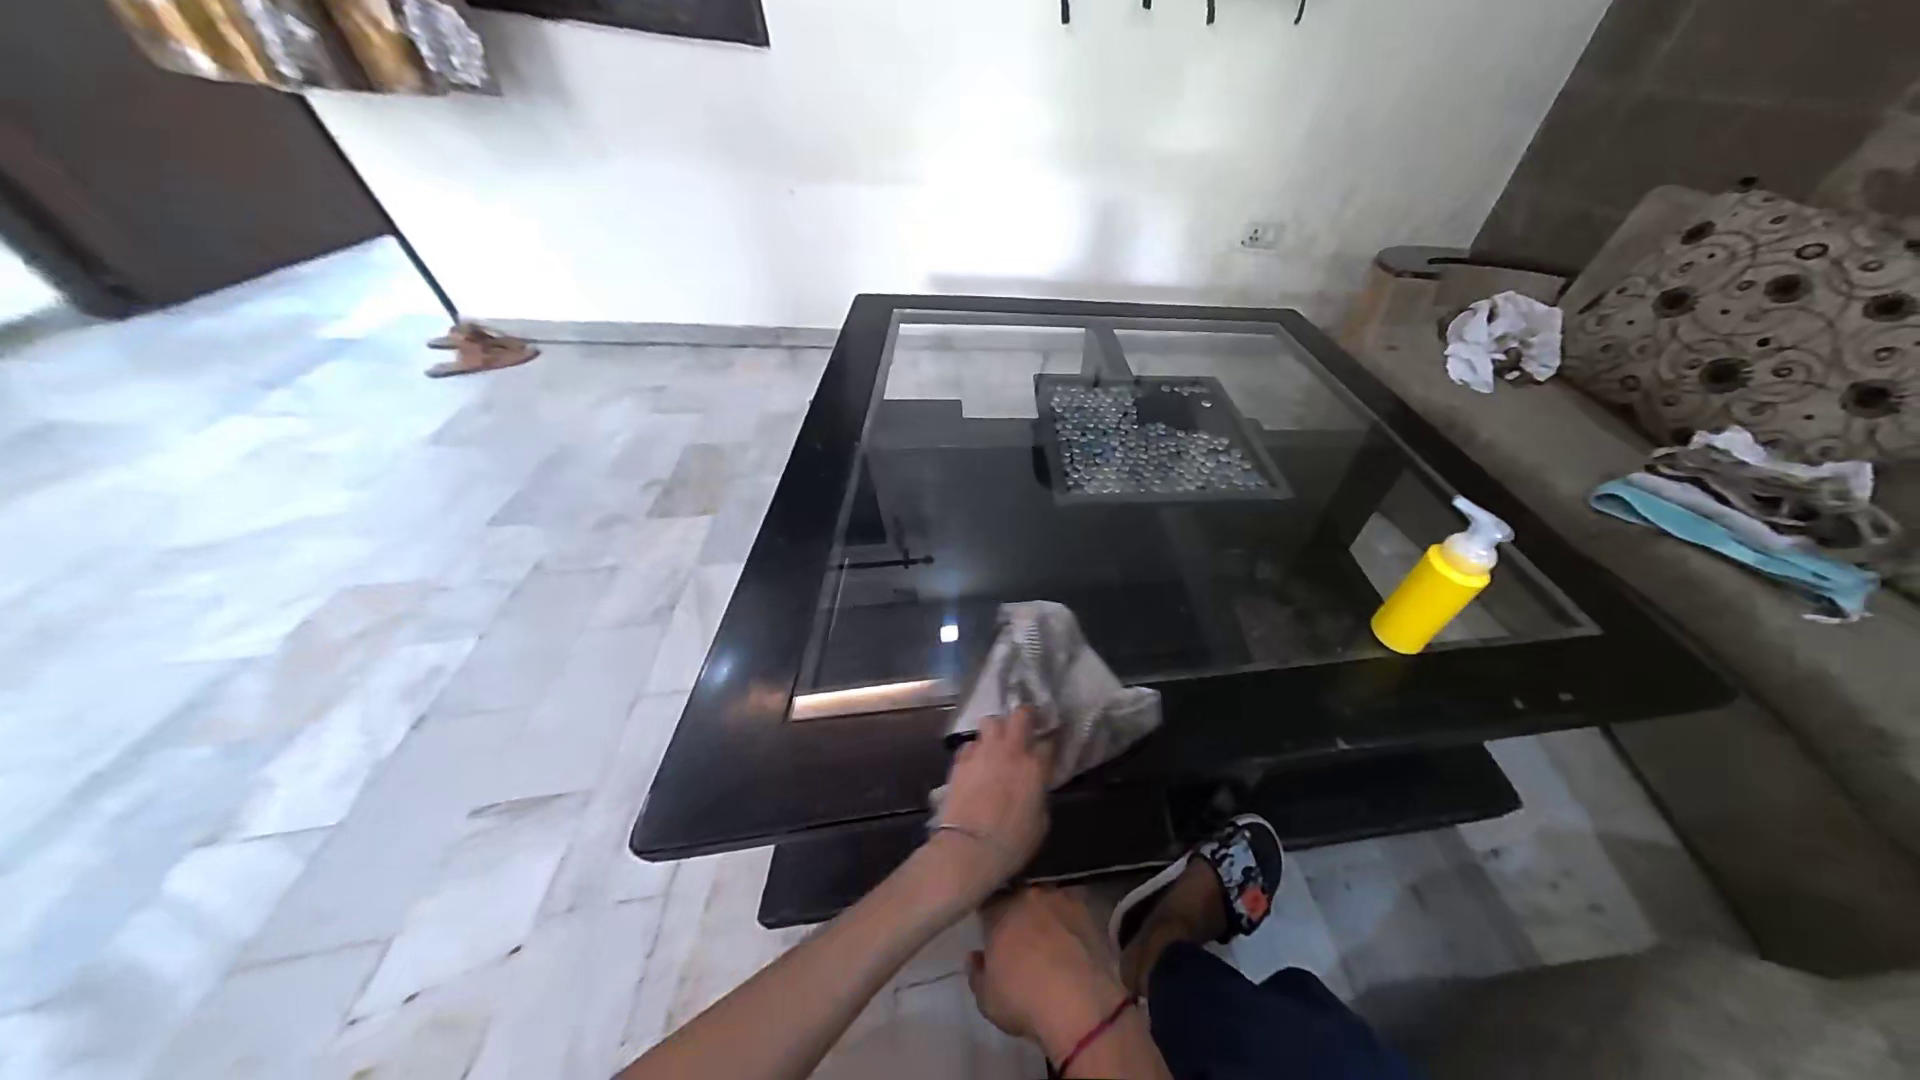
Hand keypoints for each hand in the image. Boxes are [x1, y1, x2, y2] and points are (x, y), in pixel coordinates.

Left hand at [928, 707, 1053, 900]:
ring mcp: (983, 752)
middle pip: (1020, 715)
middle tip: (1026, 726)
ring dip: (997, 728)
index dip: (1050, 740)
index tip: (1049, 745)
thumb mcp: (1040, 821)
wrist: (969, 848)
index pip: (1048, 740)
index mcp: (1034, 766)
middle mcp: (1010, 750)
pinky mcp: (961, 760)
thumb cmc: (1012, 842)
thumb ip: (1039, 794)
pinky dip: (976, 749)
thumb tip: (1035, 786)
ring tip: (997, 743)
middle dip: (1025, 716)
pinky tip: (976, 762)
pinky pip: (970, 743)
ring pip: (991, 721)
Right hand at [967, 887, 1131, 1058]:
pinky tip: (1071, 945)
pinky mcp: (1087, 912)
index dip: (988, 919)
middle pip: (1018, 898)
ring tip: (1048, 941)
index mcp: (1000, 910)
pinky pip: (1071, 913)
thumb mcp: (987, 999)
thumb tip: (974, 957)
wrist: (1080, 1004)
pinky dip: (1068, 925)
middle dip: (1017, 914)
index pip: (988, 904)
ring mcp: (1061, 900)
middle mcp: (1029, 895)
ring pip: (1046, 902)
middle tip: (1019, 938)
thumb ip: (977, 973)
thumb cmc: (1024, 1000)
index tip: (990, 934)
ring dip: (1044, 916)